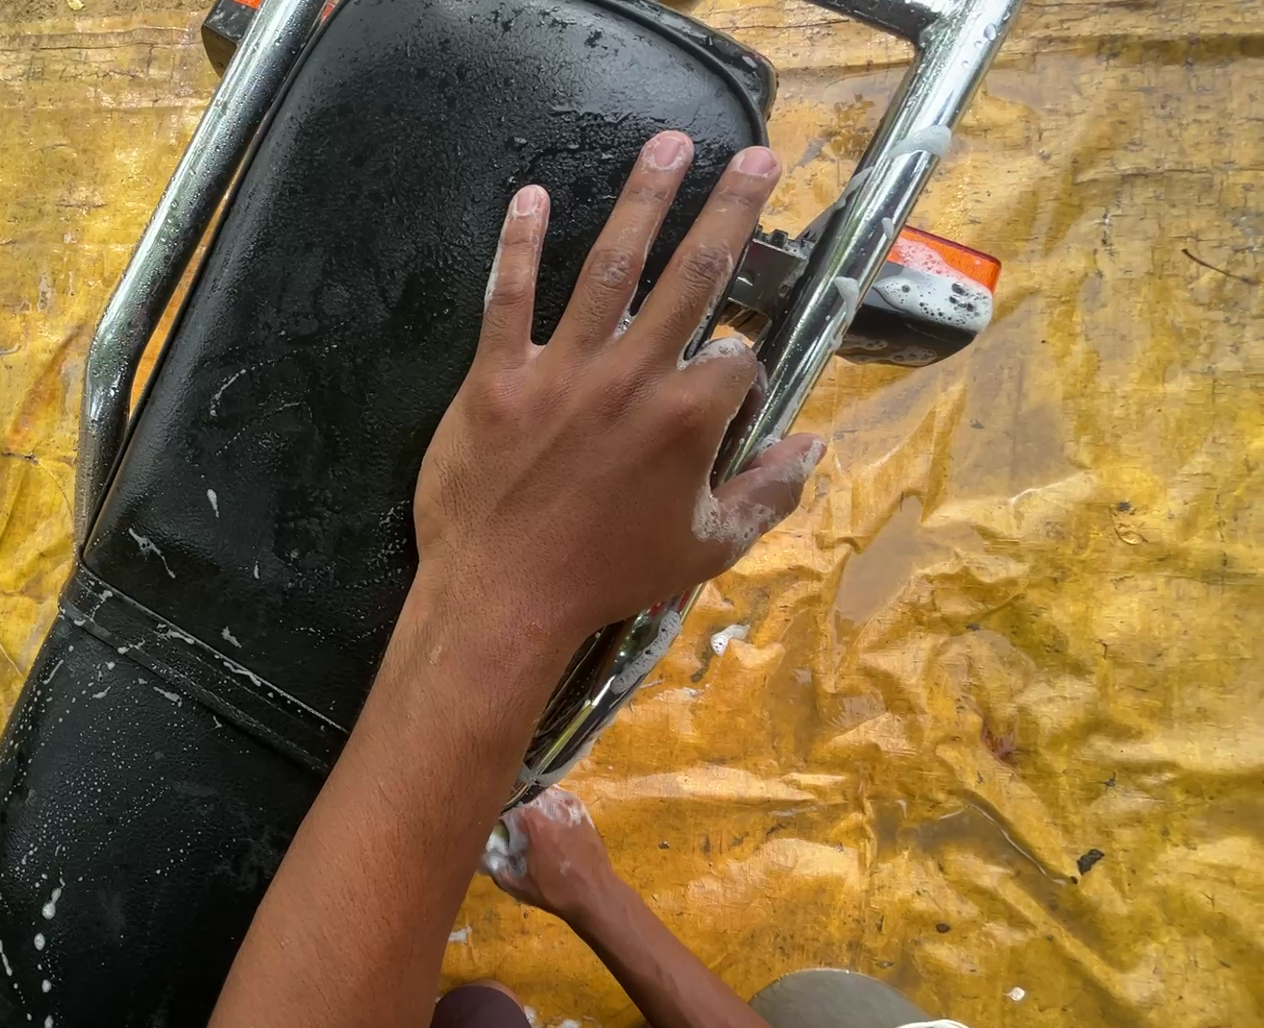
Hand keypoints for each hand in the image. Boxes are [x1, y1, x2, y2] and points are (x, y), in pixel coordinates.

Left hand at [413, 131, 823, 649]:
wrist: (501, 595)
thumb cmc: (602, 579)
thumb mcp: (705, 552)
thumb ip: (768, 497)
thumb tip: (815, 448)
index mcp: (689, 418)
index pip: (738, 358)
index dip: (739, 368)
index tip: (723, 383)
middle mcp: (632, 377)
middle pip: (696, 276)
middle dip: (732, 212)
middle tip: (755, 157)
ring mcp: (561, 372)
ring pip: (611, 270)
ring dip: (643, 202)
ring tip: (666, 147)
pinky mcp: (496, 379)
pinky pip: (508, 300)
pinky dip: (518, 247)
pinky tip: (530, 198)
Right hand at [485, 787, 628, 925]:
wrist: (597, 898)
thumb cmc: (558, 893)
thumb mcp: (522, 888)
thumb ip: (499, 871)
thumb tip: (483, 858)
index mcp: (534, 825)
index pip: (511, 805)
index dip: (504, 811)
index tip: (500, 820)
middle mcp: (552, 812)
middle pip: (529, 796)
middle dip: (520, 802)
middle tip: (516, 815)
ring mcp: (571, 812)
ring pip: (548, 794)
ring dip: (537, 798)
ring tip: (532, 808)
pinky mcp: (585, 817)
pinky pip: (566, 799)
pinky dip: (556, 800)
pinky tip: (552, 808)